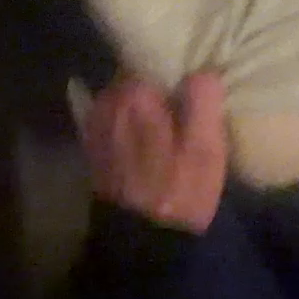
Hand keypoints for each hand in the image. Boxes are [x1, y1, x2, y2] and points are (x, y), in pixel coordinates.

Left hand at [81, 71, 228, 233]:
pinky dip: (130, 117)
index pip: (154, 54)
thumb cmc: (179, 191)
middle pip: (137, 72)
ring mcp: (95, 122)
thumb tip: (202, 69)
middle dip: (159, 81)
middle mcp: (107, 100)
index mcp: (134, 94)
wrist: (142, 244)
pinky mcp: (92, 143)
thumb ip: (202, 100)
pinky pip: (115, 115)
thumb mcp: (205, 148)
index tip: (192, 75)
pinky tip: (149, 132)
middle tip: (185, 96)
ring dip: (144, 100)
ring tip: (169, 115)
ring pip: (125, 94)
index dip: (176, 63)